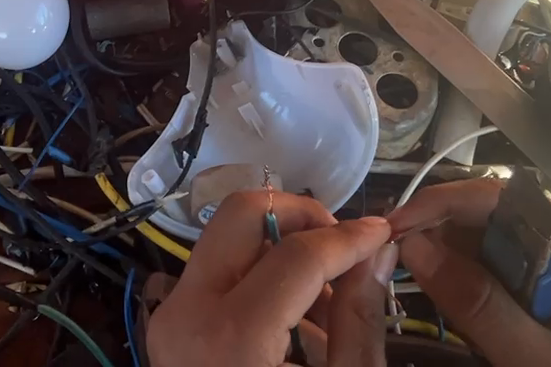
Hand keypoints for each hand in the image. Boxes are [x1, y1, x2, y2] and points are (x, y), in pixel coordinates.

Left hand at [146, 191, 395, 366]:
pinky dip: (260, 274)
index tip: (383, 230)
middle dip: (299, 216)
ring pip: (226, 237)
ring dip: (282, 248)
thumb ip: (360, 320)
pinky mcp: (167, 323)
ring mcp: (168, 314)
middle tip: (344, 245)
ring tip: (333, 302)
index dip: (346, 237)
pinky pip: (217, 270)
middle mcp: (186, 309)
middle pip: (241, 214)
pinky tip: (302, 323)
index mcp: (230, 336)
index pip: (296, 254)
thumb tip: (379, 248)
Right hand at [388, 179, 550, 366]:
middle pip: (497, 216)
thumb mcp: (540, 364)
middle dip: (446, 236)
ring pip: (494, 241)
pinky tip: (460, 308)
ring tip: (424, 287)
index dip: (445, 204)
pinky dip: (474, 284)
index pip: (507, 199)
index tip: (395, 225)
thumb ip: (478, 306)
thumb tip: (409, 245)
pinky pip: (505, 269)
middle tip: (397, 260)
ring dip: (456, 262)